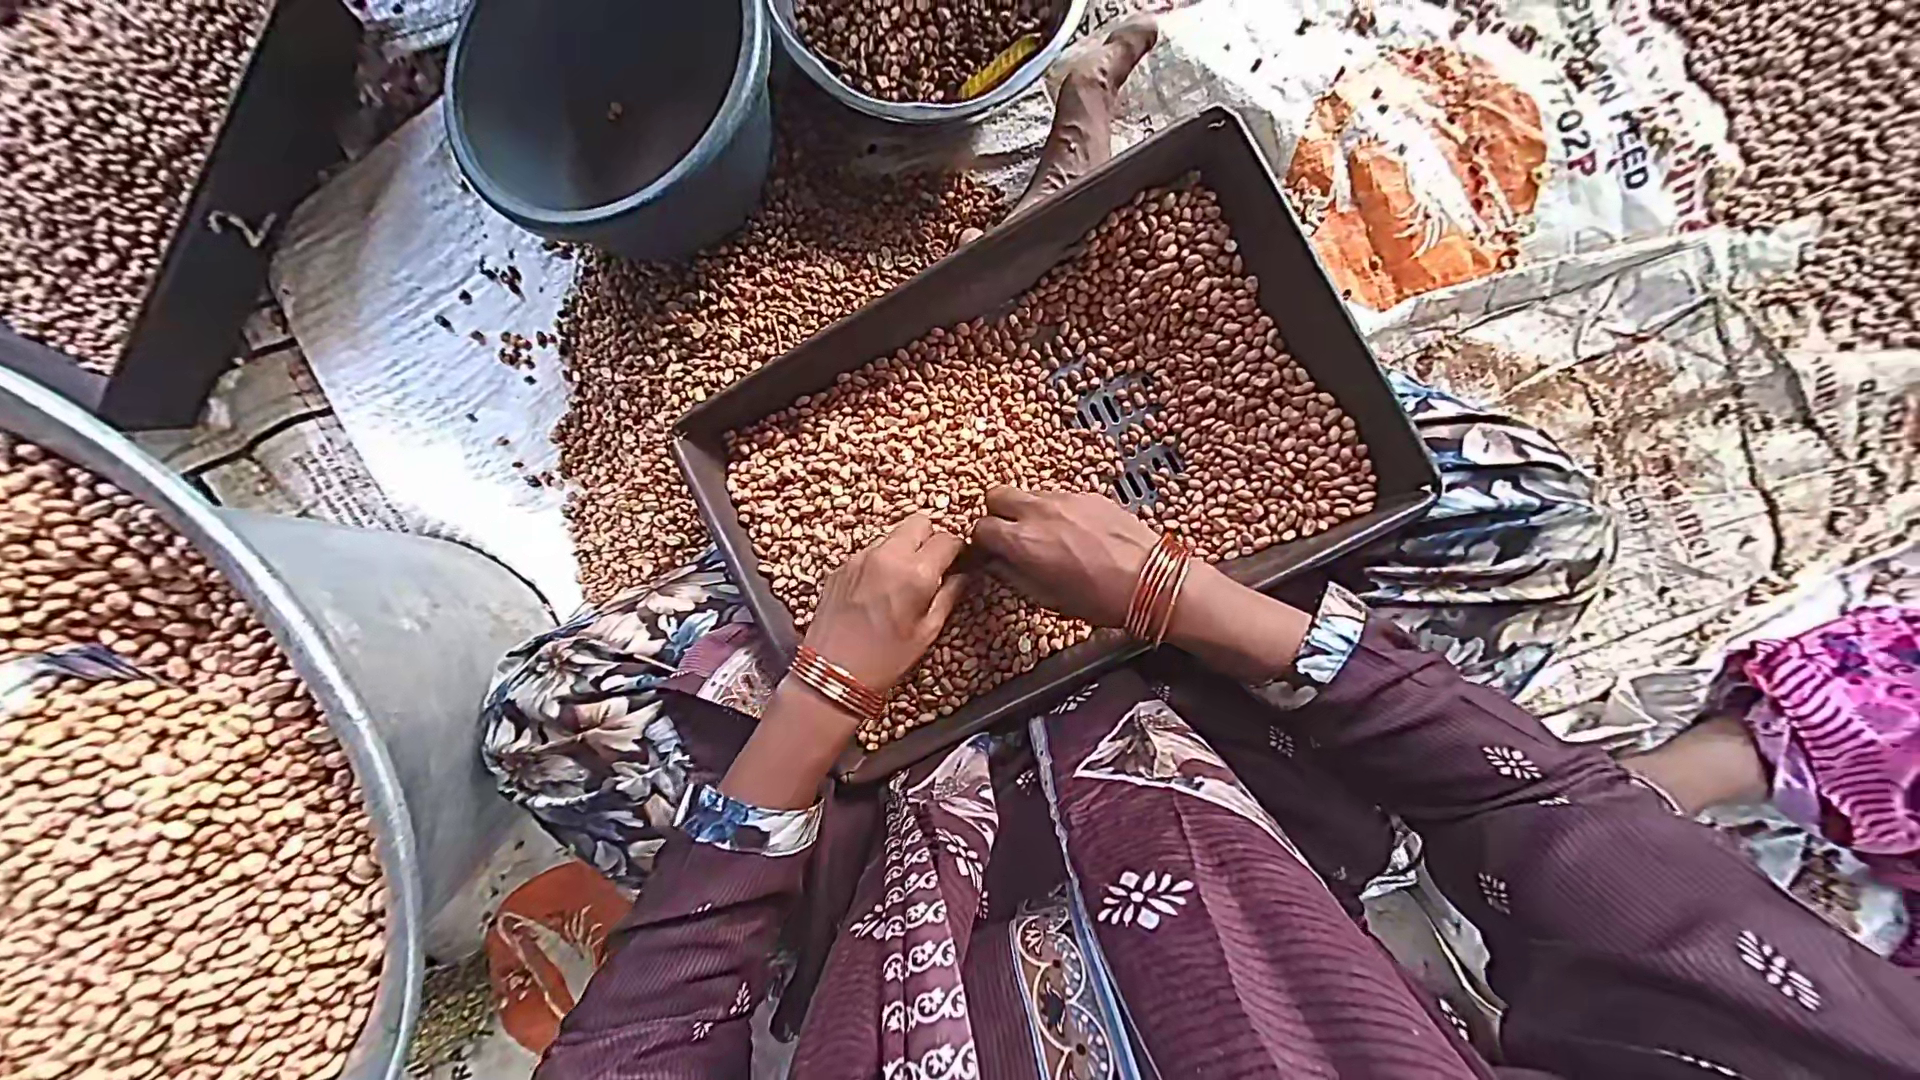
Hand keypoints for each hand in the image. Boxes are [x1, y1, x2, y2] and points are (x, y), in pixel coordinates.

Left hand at [801, 514, 968, 692]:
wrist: (833, 673)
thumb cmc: (884, 659)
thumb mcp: (928, 631)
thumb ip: (949, 595)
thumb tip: (962, 576)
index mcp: (915, 573)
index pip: (947, 538)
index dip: (957, 549)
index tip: (957, 561)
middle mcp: (887, 556)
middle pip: (919, 522)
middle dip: (930, 538)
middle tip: (932, 564)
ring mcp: (861, 558)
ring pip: (893, 534)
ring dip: (905, 547)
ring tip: (904, 579)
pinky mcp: (842, 565)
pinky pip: (870, 550)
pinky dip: (881, 561)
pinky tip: (880, 588)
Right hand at [970, 487, 1157, 627]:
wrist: (1152, 581)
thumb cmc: (1099, 598)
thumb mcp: (1046, 598)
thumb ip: (1012, 575)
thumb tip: (996, 563)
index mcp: (1022, 541)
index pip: (981, 527)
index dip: (981, 541)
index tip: (988, 551)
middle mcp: (1039, 512)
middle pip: (997, 495)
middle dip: (996, 513)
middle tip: (1007, 533)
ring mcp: (1066, 498)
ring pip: (1029, 493)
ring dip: (1026, 510)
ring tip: (1043, 534)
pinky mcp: (1089, 494)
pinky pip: (1059, 495)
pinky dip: (1055, 509)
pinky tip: (1072, 531)